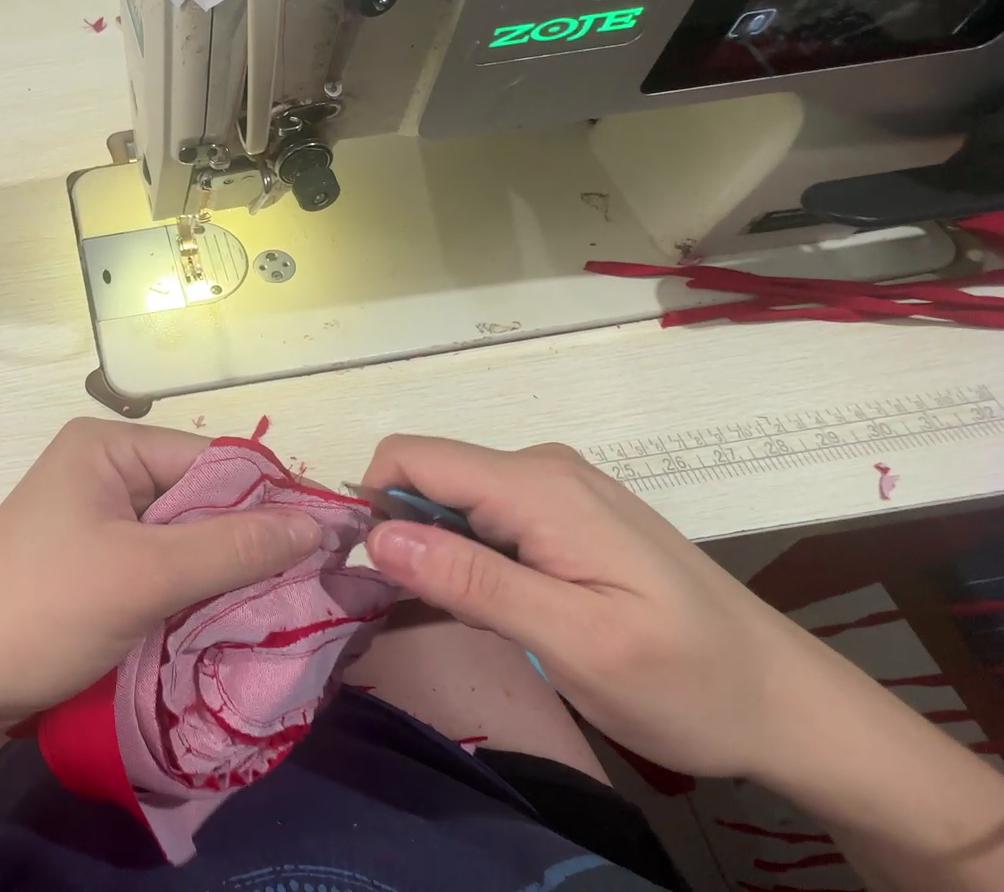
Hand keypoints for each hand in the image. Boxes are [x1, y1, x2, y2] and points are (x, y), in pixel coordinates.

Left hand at [0, 418, 321, 728]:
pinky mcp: (88, 565)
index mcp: (105, 446)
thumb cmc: (43, 610)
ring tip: (276, 612)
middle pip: (199, 499)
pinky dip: (188, 593)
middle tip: (311, 591)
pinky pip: (156, 567)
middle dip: (246, 545)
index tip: (331, 549)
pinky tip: (223, 623)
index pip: (213, 460)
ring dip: (220, 575)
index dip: (271, 501)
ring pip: (181, 539)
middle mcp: (100, 471)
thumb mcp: (146, 574)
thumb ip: (235, 545)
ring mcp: (92, 520)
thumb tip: (323, 521)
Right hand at [356, 435, 829, 779]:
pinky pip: (483, 520)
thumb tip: (377, 535)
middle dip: (405, 537)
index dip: (373, 506)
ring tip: (476, 619)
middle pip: (425, 478)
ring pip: (449, 501)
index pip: (409, 457)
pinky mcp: (563, 516)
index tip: (378, 574)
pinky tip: (503, 608)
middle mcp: (540, 470)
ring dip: (438, 555)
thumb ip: (474, 582)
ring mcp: (555, 491)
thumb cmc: (689, 684)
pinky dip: (468, 561)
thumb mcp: (576, 642)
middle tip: (433, 612)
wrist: (792, 707)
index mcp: (537, 486)